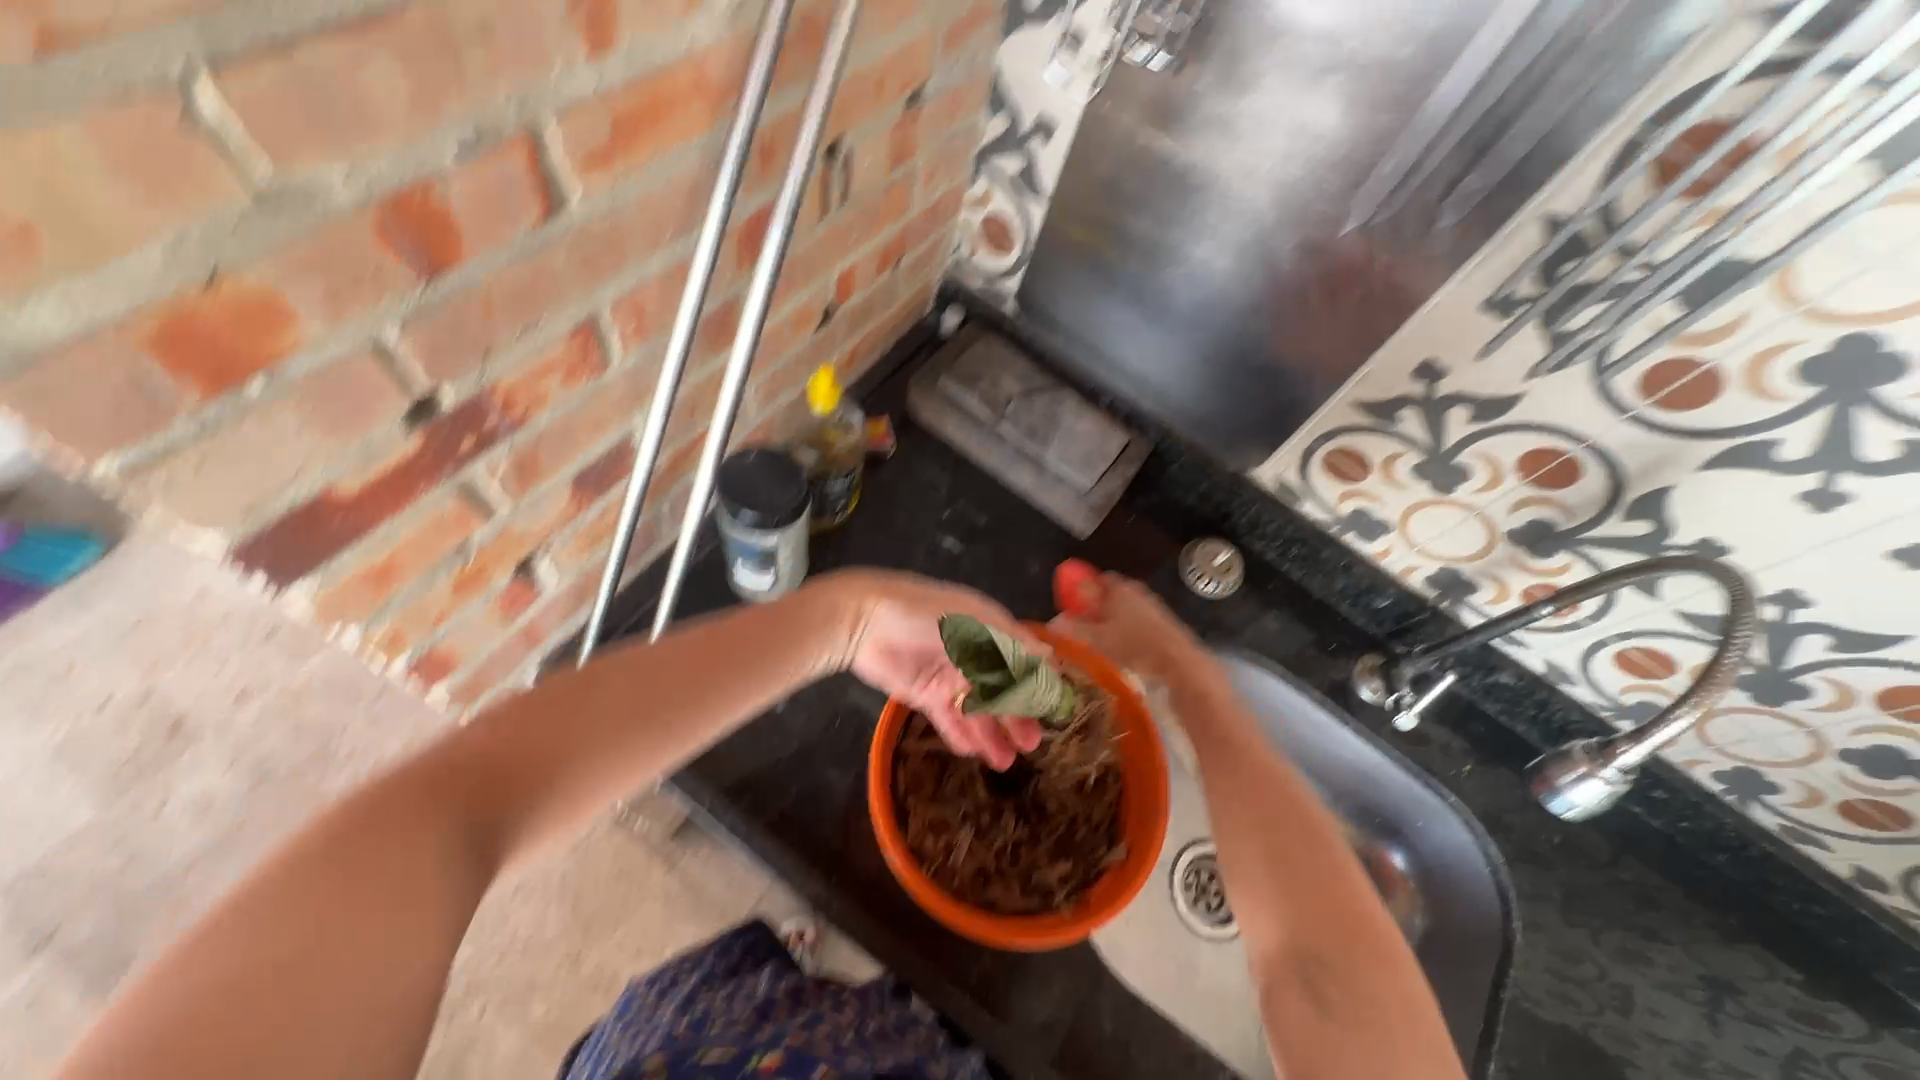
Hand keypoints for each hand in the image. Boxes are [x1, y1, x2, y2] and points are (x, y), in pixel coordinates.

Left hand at [815, 570, 1044, 769]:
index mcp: (989, 630)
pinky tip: (973, 752)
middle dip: (1017, 717)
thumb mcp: (975, 624)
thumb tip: (1051, 661)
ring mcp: (947, 675)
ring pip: (976, 710)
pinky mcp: (923, 694)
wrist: (865, 621)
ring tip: (1004, 761)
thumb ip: (1012, 646)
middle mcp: (972, 654)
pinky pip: (947, 718)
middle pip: (1001, 691)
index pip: (1022, 660)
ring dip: (991, 734)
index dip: (1038, 683)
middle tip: (1032, 744)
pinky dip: (960, 734)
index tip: (1056, 709)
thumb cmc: (926, 615)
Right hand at [1050, 572, 1208, 686]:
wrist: (1177, 660)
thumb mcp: (1096, 639)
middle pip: (1113, 593)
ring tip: (1102, 639)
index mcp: (1119, 588)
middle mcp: (1137, 591)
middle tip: (1086, 623)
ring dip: (1114, 619)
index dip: (1086, 589)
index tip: (1076, 604)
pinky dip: (1129, 629)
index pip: (1100, 578)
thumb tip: (1054, 622)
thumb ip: (1073, 629)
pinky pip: (1139, 620)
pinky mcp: (1163, 622)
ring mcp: (1153, 605)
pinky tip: (1124, 647)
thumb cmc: (1133, 644)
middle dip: (1098, 606)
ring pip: (1127, 608)